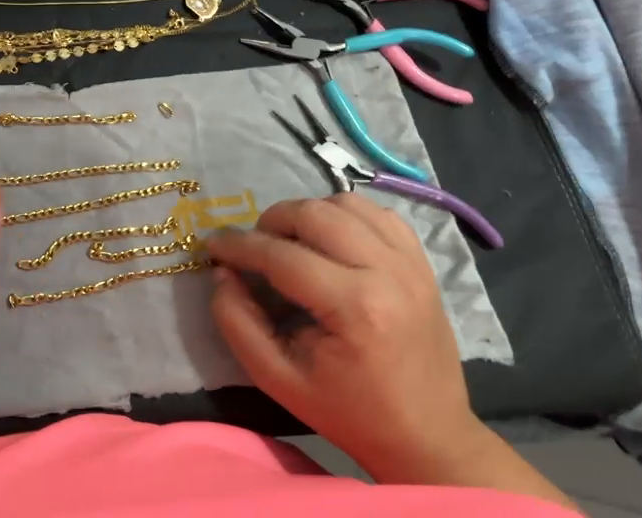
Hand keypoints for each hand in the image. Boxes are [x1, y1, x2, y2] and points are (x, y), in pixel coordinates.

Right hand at [206, 194, 484, 481]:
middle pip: (314, 214)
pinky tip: (330, 241)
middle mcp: (387, 274)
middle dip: (271, 222)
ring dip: (308, 213)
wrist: (429, 437)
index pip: (280, 255)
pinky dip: (346, 216)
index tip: (213, 247)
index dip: (238, 246)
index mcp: (354, 308)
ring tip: (292, 242)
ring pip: (346, 204)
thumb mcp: (277, 378)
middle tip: (254, 247)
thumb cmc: (349, 411)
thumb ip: (237, 322)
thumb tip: (222, 274)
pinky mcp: (423, 265)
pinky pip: (378, 214)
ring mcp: (411, 265)